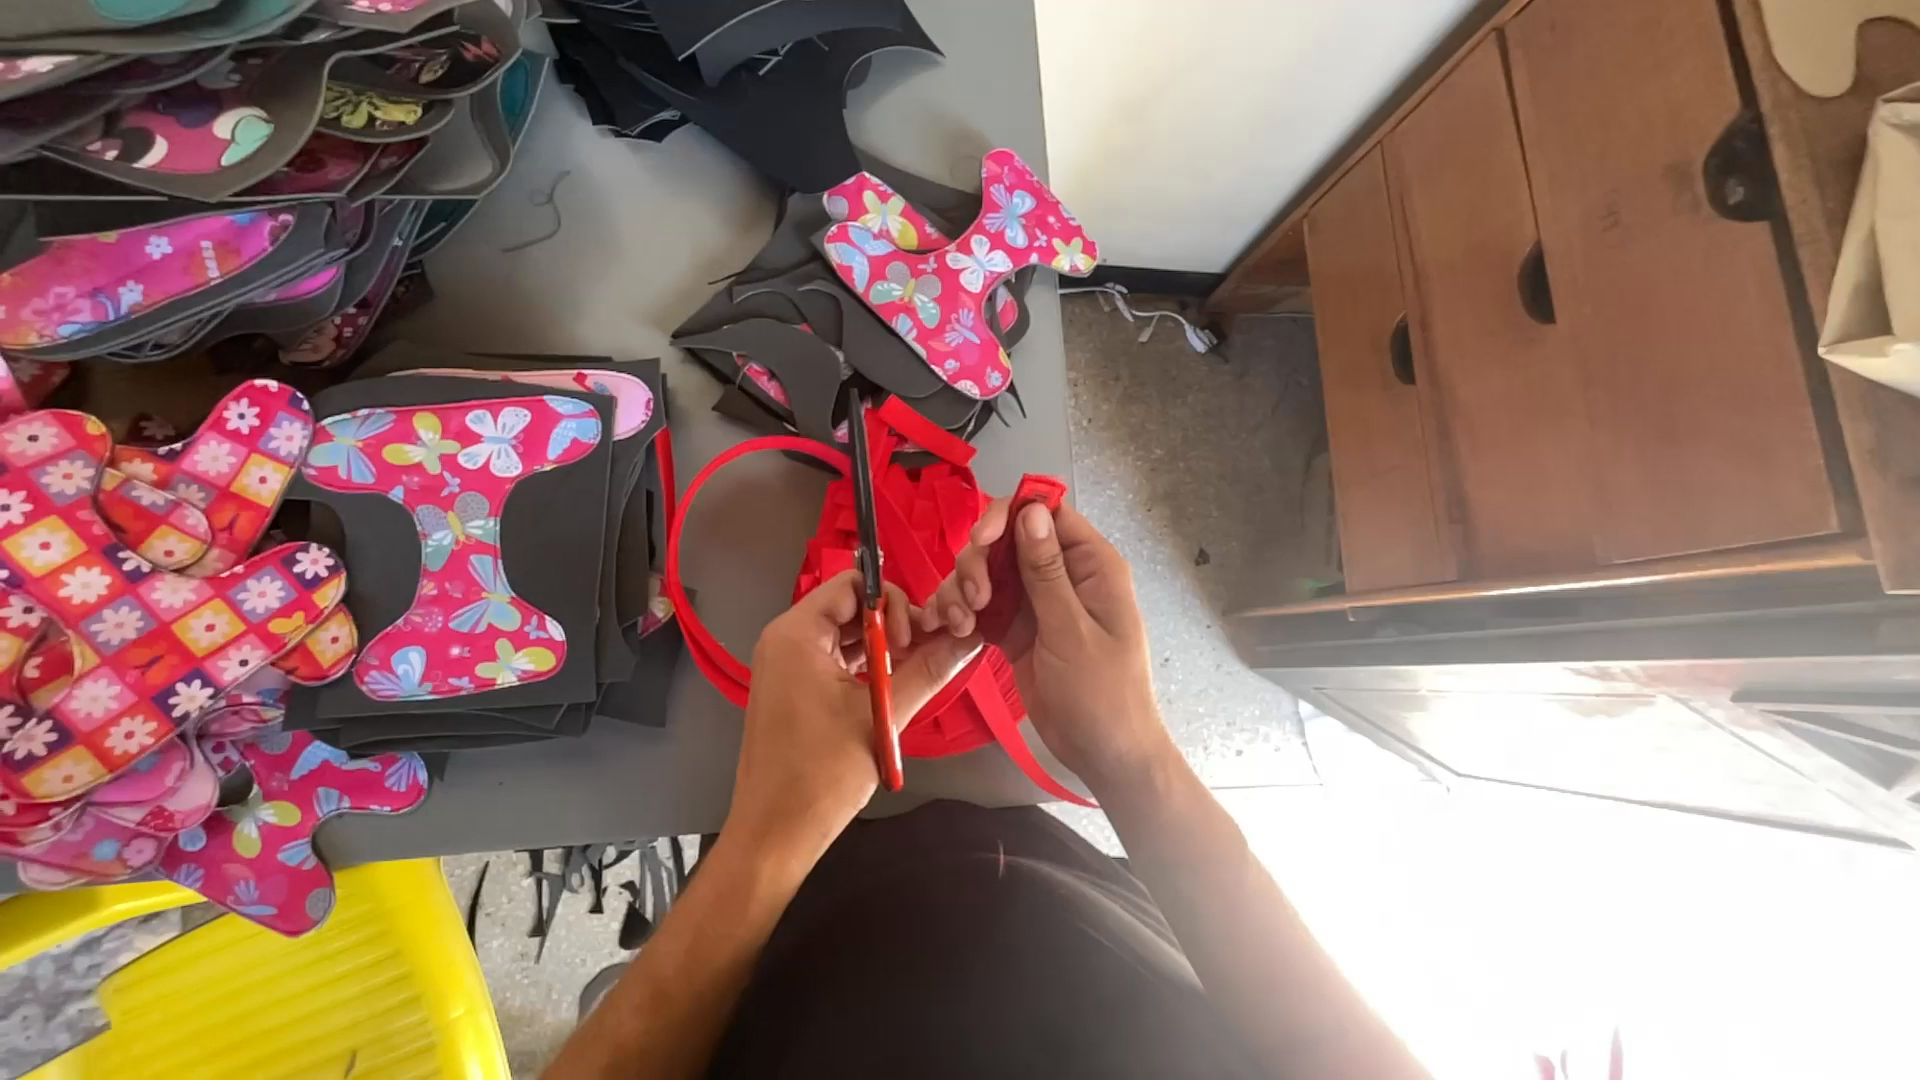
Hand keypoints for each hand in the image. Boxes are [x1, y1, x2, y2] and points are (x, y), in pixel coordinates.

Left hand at [729, 570, 982, 859]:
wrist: (774, 834)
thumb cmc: (822, 772)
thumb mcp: (881, 715)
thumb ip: (928, 670)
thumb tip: (970, 639)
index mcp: (796, 633)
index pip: (851, 583)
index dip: (890, 602)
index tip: (912, 640)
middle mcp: (786, 639)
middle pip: (848, 606)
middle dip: (890, 624)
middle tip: (919, 657)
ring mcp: (787, 665)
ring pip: (844, 634)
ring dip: (880, 647)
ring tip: (910, 674)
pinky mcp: (793, 689)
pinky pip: (834, 659)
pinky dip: (864, 666)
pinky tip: (891, 687)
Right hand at [924, 500, 1174, 793]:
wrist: (1104, 754)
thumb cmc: (1101, 694)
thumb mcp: (1071, 631)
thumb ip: (1047, 572)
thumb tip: (1030, 512)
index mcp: (1091, 566)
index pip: (1047, 513)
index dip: (1008, 516)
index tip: (979, 541)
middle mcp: (1063, 576)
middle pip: (1008, 540)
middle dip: (980, 561)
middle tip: (973, 600)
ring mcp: (1037, 603)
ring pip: (990, 571)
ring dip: (965, 588)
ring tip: (960, 622)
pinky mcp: (1017, 629)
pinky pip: (984, 605)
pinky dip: (964, 612)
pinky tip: (954, 629)